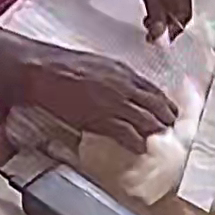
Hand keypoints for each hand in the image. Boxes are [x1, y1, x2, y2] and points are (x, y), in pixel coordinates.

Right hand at [11, 41, 176, 152]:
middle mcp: (122, 86)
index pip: (151, 88)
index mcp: (121, 71)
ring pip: (146, 120)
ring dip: (156, 132)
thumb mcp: (95, 65)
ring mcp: (114, 103)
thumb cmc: (62, 67)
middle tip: (173, 129)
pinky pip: (128, 134)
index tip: (170, 111)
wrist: (41, 71)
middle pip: (155, 105)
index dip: (164, 102)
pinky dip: (137, 143)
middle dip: (167, 118)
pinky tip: (141, 149)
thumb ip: (113, 78)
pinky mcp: (102, 119)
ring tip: (162, 141)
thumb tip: (122, 91)